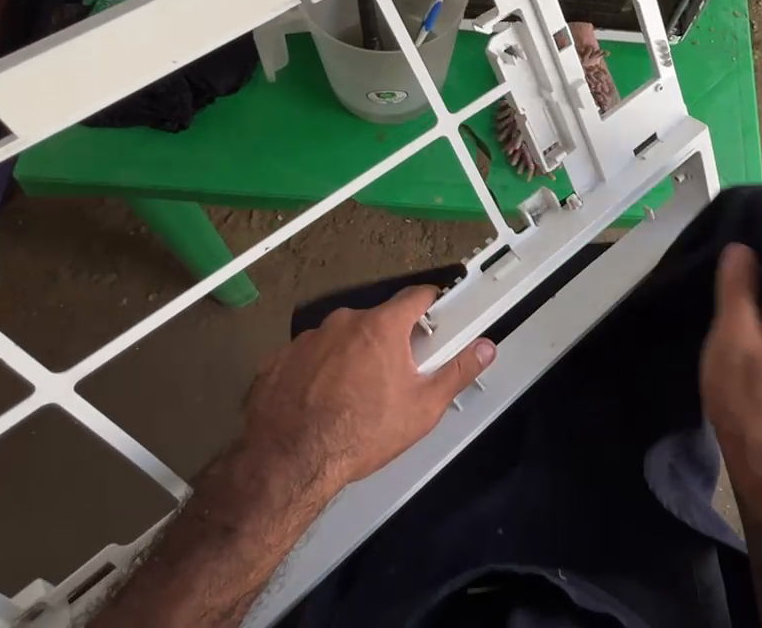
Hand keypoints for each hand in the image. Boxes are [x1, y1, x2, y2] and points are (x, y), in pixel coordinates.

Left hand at [237, 286, 494, 500]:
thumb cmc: (362, 433)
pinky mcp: (275, 363)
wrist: (286, 466)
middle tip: (394, 374)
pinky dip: (314, 372)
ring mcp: (304, 341)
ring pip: (339, 339)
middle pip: (376, 320)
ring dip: (349, 355)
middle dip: (388, 340)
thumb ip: (458, 372)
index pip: (416, 295)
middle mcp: (342, 322)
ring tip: (351, 394)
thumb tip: (487, 347)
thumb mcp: (423, 407)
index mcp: (381, 327)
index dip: (431, 303)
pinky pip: (305, 359)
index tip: (436, 317)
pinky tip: (316, 402)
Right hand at [700, 243, 761, 479]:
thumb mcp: (733, 334)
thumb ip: (738, 289)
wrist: (757, 449)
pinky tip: (726, 309)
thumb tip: (741, 247)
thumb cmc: (743, 390)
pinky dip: (749, 305)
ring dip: (748, 284)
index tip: (733, 229)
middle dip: (752, 260)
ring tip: (716, 275)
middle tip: (717, 252)